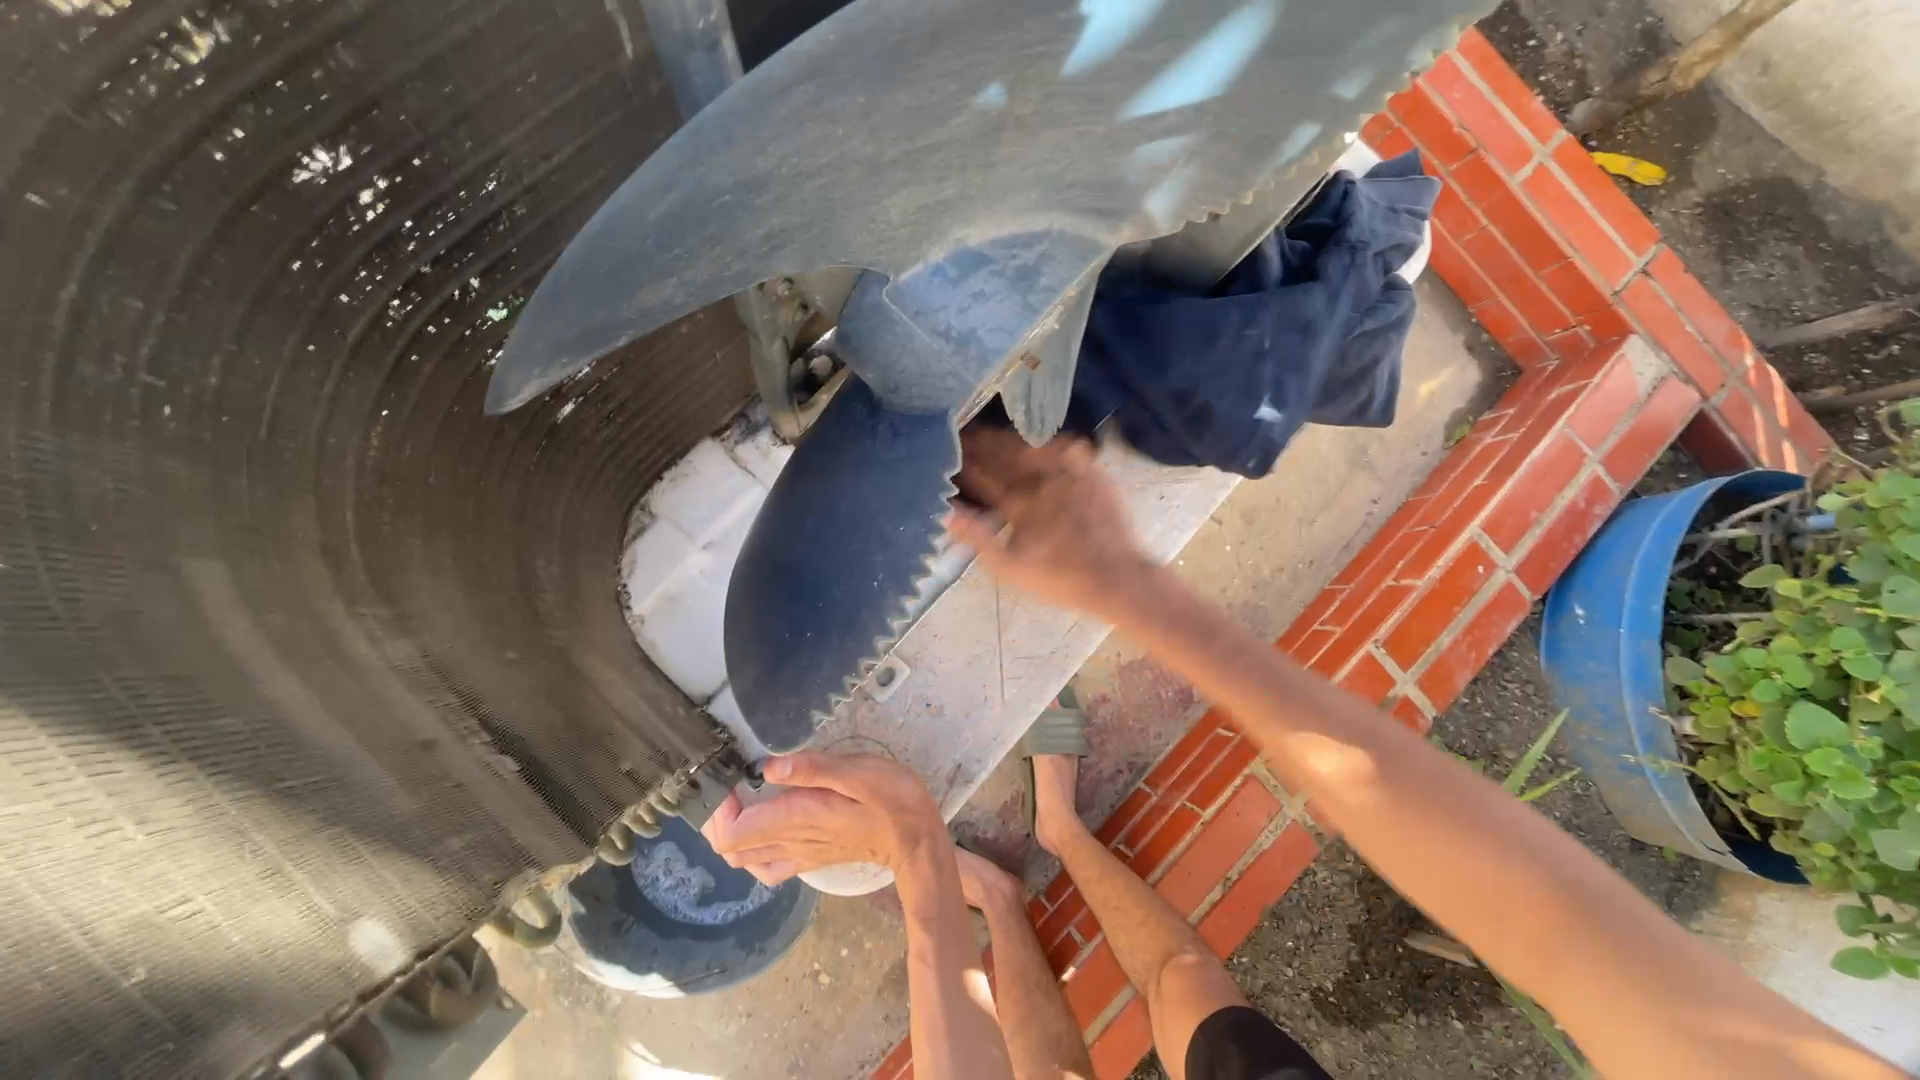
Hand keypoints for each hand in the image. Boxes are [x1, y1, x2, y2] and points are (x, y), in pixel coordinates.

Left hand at [701, 752, 944, 885]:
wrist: (917, 840)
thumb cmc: (892, 799)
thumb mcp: (858, 772)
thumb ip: (812, 769)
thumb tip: (767, 765)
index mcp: (796, 820)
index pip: (732, 833)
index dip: (716, 808)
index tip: (728, 776)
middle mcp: (790, 843)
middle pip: (730, 849)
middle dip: (717, 818)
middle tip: (730, 784)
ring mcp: (800, 856)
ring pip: (744, 860)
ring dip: (732, 833)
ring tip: (741, 801)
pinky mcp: (810, 859)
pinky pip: (767, 867)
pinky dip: (754, 849)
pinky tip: (765, 826)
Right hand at [946, 428, 1156, 618]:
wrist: (1116, 579)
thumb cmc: (1060, 578)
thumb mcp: (1010, 568)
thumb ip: (976, 538)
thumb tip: (946, 514)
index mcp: (1019, 503)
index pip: (984, 475)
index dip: (967, 462)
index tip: (951, 451)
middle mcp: (1042, 481)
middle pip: (1006, 455)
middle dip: (984, 444)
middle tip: (968, 435)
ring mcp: (1070, 475)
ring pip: (1034, 446)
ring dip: (1011, 440)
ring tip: (996, 437)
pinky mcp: (1094, 475)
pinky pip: (1071, 447)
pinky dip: (1053, 443)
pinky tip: (1045, 443)